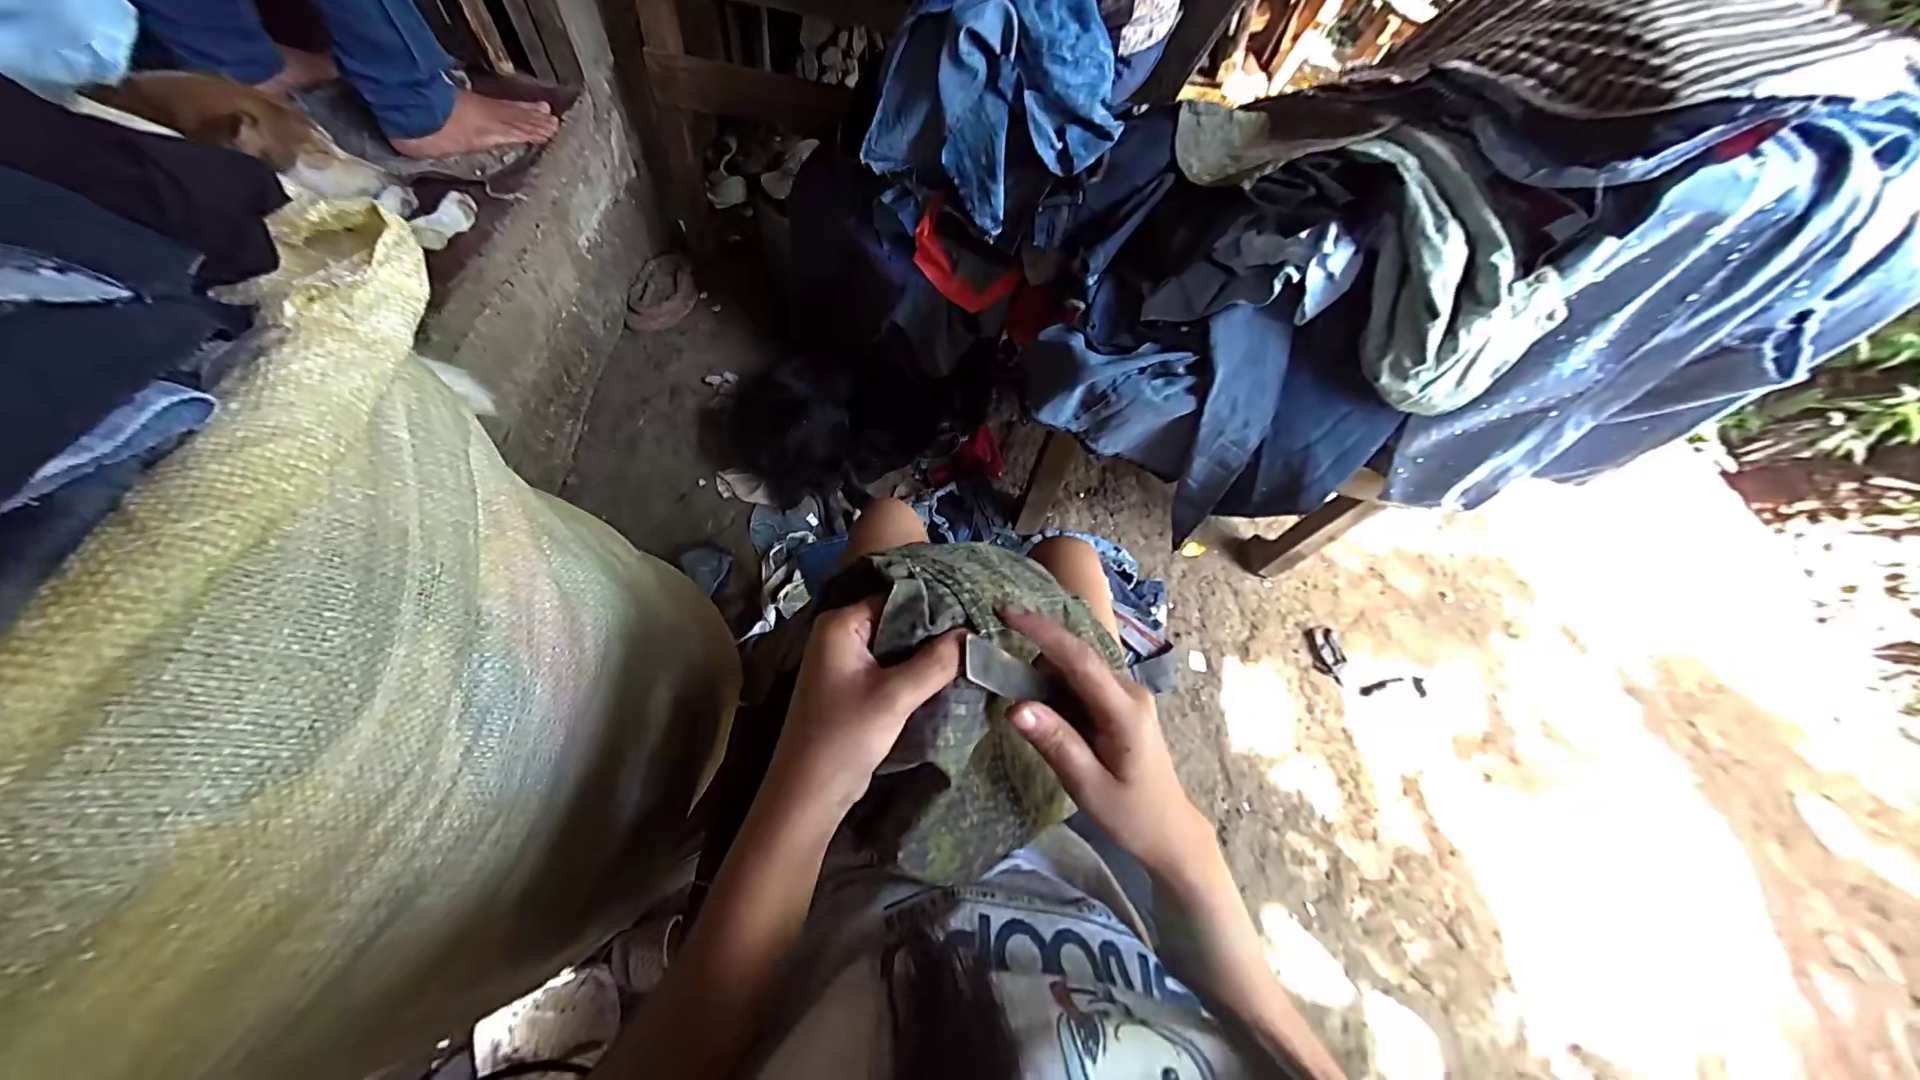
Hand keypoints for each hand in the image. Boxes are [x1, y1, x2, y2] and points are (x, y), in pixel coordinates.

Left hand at [768, 597, 963, 818]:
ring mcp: (846, 660)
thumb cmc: (845, 737)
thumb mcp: (895, 697)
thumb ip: (935, 662)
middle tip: (978, 630)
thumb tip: (972, 634)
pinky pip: (891, 664)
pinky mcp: (854, 684)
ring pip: (897, 643)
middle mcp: (840, 634)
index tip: (973, 610)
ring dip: (928, 649)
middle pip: (898, 618)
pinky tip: (947, 671)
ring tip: (970, 648)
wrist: (809, 793)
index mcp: (840, 624)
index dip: (936, 603)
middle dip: (935, 627)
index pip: (897, 597)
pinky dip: (915, 668)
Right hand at [999, 605, 1214, 879]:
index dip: (1042, 631)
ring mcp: (1127, 694)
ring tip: (1029, 716)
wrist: (1170, 831)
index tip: (1007, 612)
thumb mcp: (1088, 786)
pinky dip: (1057, 691)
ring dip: (1045, 680)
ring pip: (1075, 669)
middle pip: (1074, 658)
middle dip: (1035, 660)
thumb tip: (1015, 707)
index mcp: (1125, 710)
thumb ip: (1055, 743)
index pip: (1080, 658)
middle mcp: (1129, 691)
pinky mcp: (1119, 702)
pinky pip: (1081, 683)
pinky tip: (1048, 718)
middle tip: (1001, 678)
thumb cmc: (1131, 815)